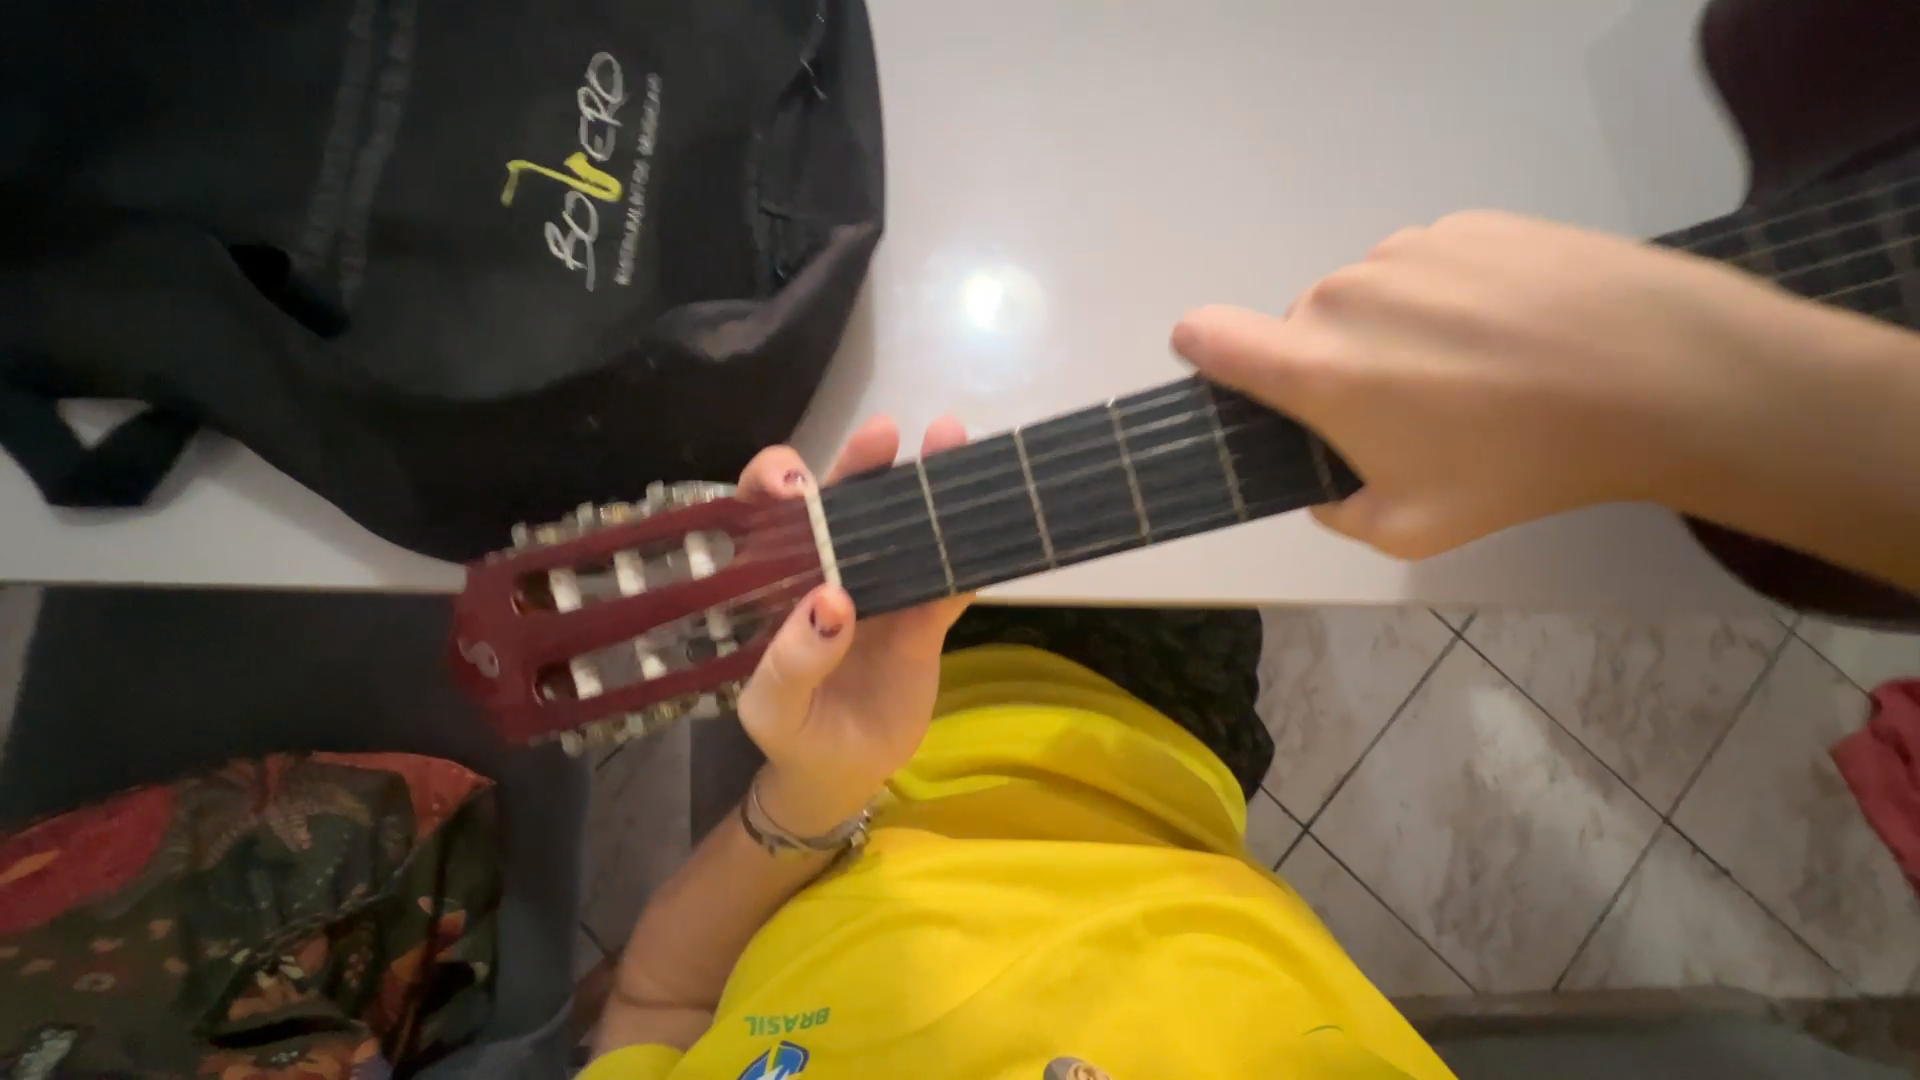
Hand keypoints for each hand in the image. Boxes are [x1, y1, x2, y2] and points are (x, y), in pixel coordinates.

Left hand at [729, 416, 972, 835]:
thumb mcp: (774, 710)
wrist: (847, 774)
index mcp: (779, 584)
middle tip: (885, 434)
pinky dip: (970, 553)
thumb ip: (791, 662)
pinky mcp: (927, 618)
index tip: (797, 482)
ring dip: (926, 486)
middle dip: (860, 464)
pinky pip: (952, 581)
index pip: (768, 515)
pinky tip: (990, 516)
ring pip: (904, 528)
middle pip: (843, 505)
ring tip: (950, 439)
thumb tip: (834, 601)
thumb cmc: (794, 736)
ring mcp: (884, 592)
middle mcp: (831, 572)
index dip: (777, 484)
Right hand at [1172, 211, 1863, 558]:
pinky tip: (1505, 326)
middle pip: (1298, 330)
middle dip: (1326, 366)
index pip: (1206, 335)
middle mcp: (1342, 296)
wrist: (1668, 380)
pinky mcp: (1467, 224)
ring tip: (1466, 365)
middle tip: (1400, 406)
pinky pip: (1420, 268)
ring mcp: (1406, 251)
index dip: (1201, 351)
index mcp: (1312, 367)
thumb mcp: (1405, 529)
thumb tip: (1325, 483)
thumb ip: (1334, 511)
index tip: (1230, 374)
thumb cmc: (1516, 467)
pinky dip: (1440, 298)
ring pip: (1362, 298)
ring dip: (1385, 331)